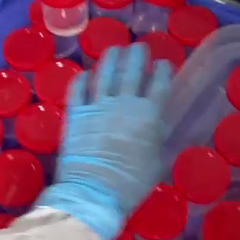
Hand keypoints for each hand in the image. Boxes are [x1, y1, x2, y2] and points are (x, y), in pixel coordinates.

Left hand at [36, 42, 171, 239]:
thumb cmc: (132, 183)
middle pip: (132, 71)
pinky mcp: (75, 114)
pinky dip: (82, 79)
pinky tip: (85, 74)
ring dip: (111, 59)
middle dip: (137, 56)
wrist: (94, 192)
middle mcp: (124, 104)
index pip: (159, 84)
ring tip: (114, 50)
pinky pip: (77, 90)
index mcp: (149, 115)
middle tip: (139, 47)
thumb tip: (160, 128)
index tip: (164, 63)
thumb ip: (159, 139)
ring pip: (105, 74)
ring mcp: (97, 106)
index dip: (163, 70)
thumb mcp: (157, 162)